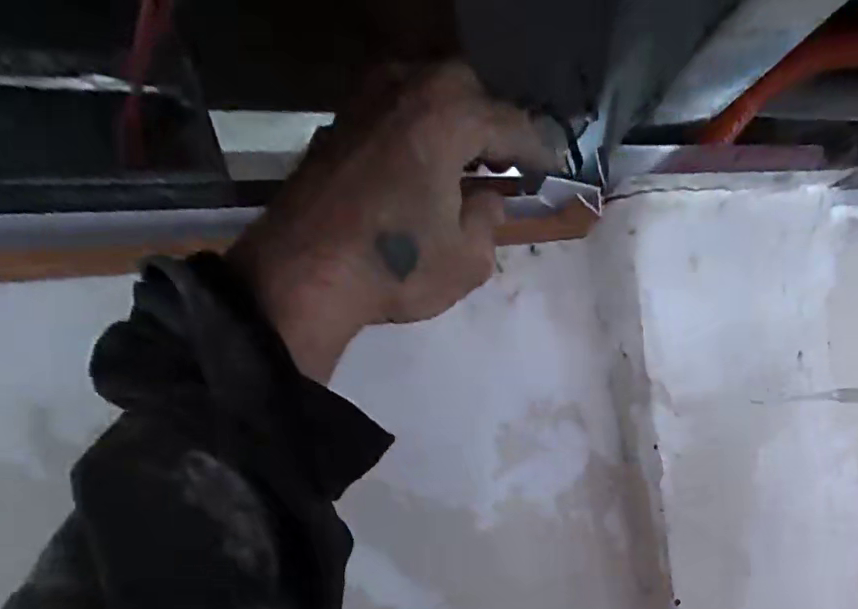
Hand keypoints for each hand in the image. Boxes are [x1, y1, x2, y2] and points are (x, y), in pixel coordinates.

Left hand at [226, 62, 558, 382]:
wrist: (306, 271)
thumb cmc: (397, 266)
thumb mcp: (467, 259)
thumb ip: (488, 221)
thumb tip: (488, 201)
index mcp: (446, 118)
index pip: (509, 123)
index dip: (537, 148)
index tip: (552, 168)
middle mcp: (405, 91)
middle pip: (464, 87)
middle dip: (491, 120)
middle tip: (505, 160)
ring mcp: (364, 102)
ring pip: (423, 90)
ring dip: (451, 120)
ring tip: (466, 160)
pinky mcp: (338, 125)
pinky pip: (393, 110)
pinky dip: (417, 129)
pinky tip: (423, 165)